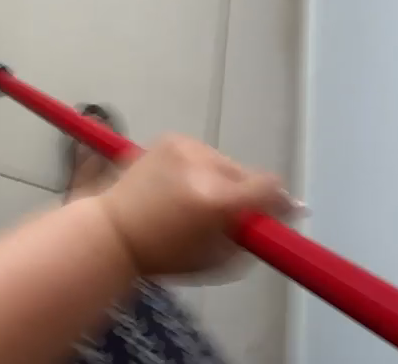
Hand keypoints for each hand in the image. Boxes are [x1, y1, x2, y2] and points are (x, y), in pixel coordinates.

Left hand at [92, 135, 291, 277]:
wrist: (115, 226)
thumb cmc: (166, 253)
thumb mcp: (218, 259)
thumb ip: (252, 236)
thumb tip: (279, 217)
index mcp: (216, 199)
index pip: (270, 187)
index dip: (280, 201)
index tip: (282, 212)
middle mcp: (203, 165)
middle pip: (247, 173)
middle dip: (245, 193)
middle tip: (228, 214)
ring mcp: (185, 146)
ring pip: (224, 162)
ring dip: (222, 179)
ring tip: (198, 200)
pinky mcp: (171, 137)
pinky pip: (202, 153)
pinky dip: (201, 167)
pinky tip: (181, 184)